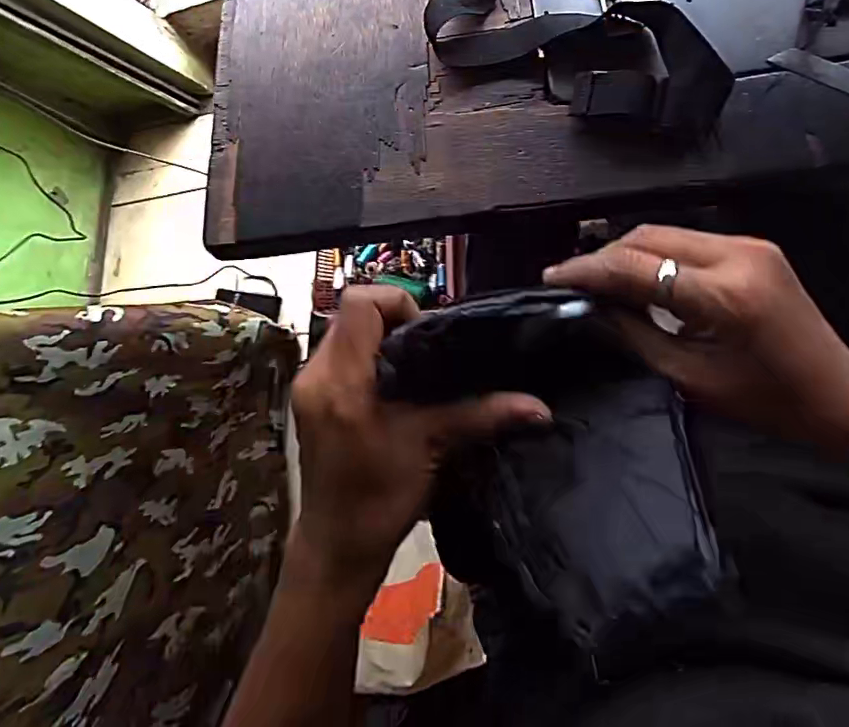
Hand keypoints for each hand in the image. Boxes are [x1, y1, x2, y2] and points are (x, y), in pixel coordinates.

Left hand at [288, 285, 550, 588]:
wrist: (337, 546)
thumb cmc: (379, 501)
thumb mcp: (431, 449)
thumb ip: (480, 416)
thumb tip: (538, 407)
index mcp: (342, 381)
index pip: (360, 303)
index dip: (398, 304)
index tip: (426, 332)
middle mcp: (317, 374)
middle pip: (353, 313)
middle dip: (394, 321)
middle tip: (427, 350)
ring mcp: (309, 384)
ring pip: (346, 333)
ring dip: (381, 340)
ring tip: (414, 368)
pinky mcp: (312, 397)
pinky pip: (340, 354)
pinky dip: (369, 358)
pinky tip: (395, 386)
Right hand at [542, 224, 848, 450]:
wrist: (841, 395)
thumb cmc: (769, 401)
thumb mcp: (691, 378)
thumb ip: (634, 335)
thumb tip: (590, 308)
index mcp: (726, 295)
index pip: (637, 266)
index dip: (588, 270)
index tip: (554, 278)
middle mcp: (739, 255)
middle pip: (648, 237)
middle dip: (603, 257)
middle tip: (572, 282)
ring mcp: (749, 245)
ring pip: (664, 233)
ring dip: (626, 253)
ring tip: (597, 280)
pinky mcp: (752, 246)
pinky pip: (686, 240)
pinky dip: (653, 255)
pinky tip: (636, 276)